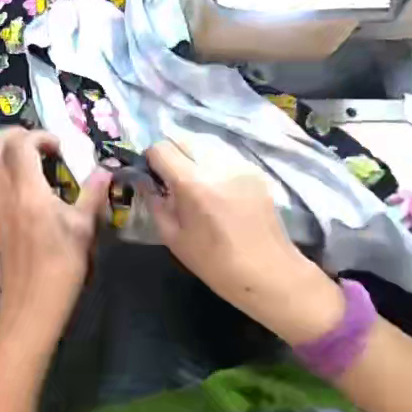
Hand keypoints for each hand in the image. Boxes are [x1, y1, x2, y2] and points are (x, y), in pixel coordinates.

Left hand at [0, 128, 112, 332]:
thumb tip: (105, 169)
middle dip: (12, 134)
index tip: (57, 147)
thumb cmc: (62, 262)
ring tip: (6, 149)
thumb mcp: (84, 226)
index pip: (22, 144)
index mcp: (28, 189)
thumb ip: (93, 193)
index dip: (39, 136)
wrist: (33, 299)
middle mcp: (0, 191)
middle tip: (33, 142)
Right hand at [144, 136, 343, 343]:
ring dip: (192, 155)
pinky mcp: (255, 171)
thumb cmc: (214, 262)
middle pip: (182, 138)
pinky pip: (224, 154)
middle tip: (170, 178)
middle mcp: (216, 165)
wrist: (268, 273)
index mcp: (192, 183)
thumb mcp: (173, 237)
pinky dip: (212, 162)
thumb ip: (155, 203)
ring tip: (194, 181)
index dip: (151, 160)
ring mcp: (239, 165)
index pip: (161, 148)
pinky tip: (216, 186)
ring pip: (204, 143)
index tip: (152, 176)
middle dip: (171, 153)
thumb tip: (144, 181)